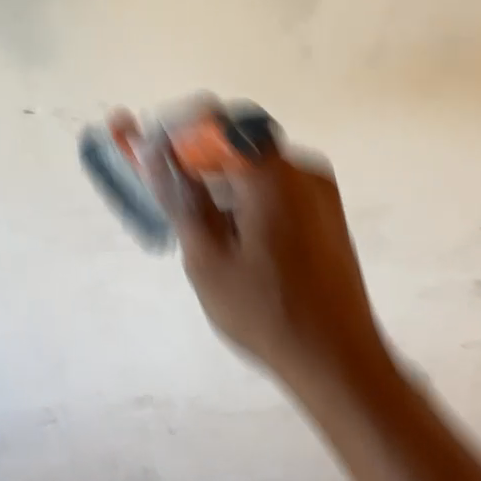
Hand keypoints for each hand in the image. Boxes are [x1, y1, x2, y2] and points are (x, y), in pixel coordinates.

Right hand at [145, 144, 387, 382]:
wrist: (336, 358)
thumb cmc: (264, 311)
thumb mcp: (206, 255)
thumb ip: (178, 194)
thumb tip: (151, 147)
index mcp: (270, 173)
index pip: (211, 121)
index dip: (173, 134)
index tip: (144, 156)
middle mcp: (301, 169)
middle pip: (234, 145)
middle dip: (194, 166)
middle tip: (168, 206)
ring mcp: (319, 192)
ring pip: (253, 171)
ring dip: (220, 190)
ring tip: (206, 243)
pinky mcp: (326, 215)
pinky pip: (275, 192)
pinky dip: (246, 206)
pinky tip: (237, 249)